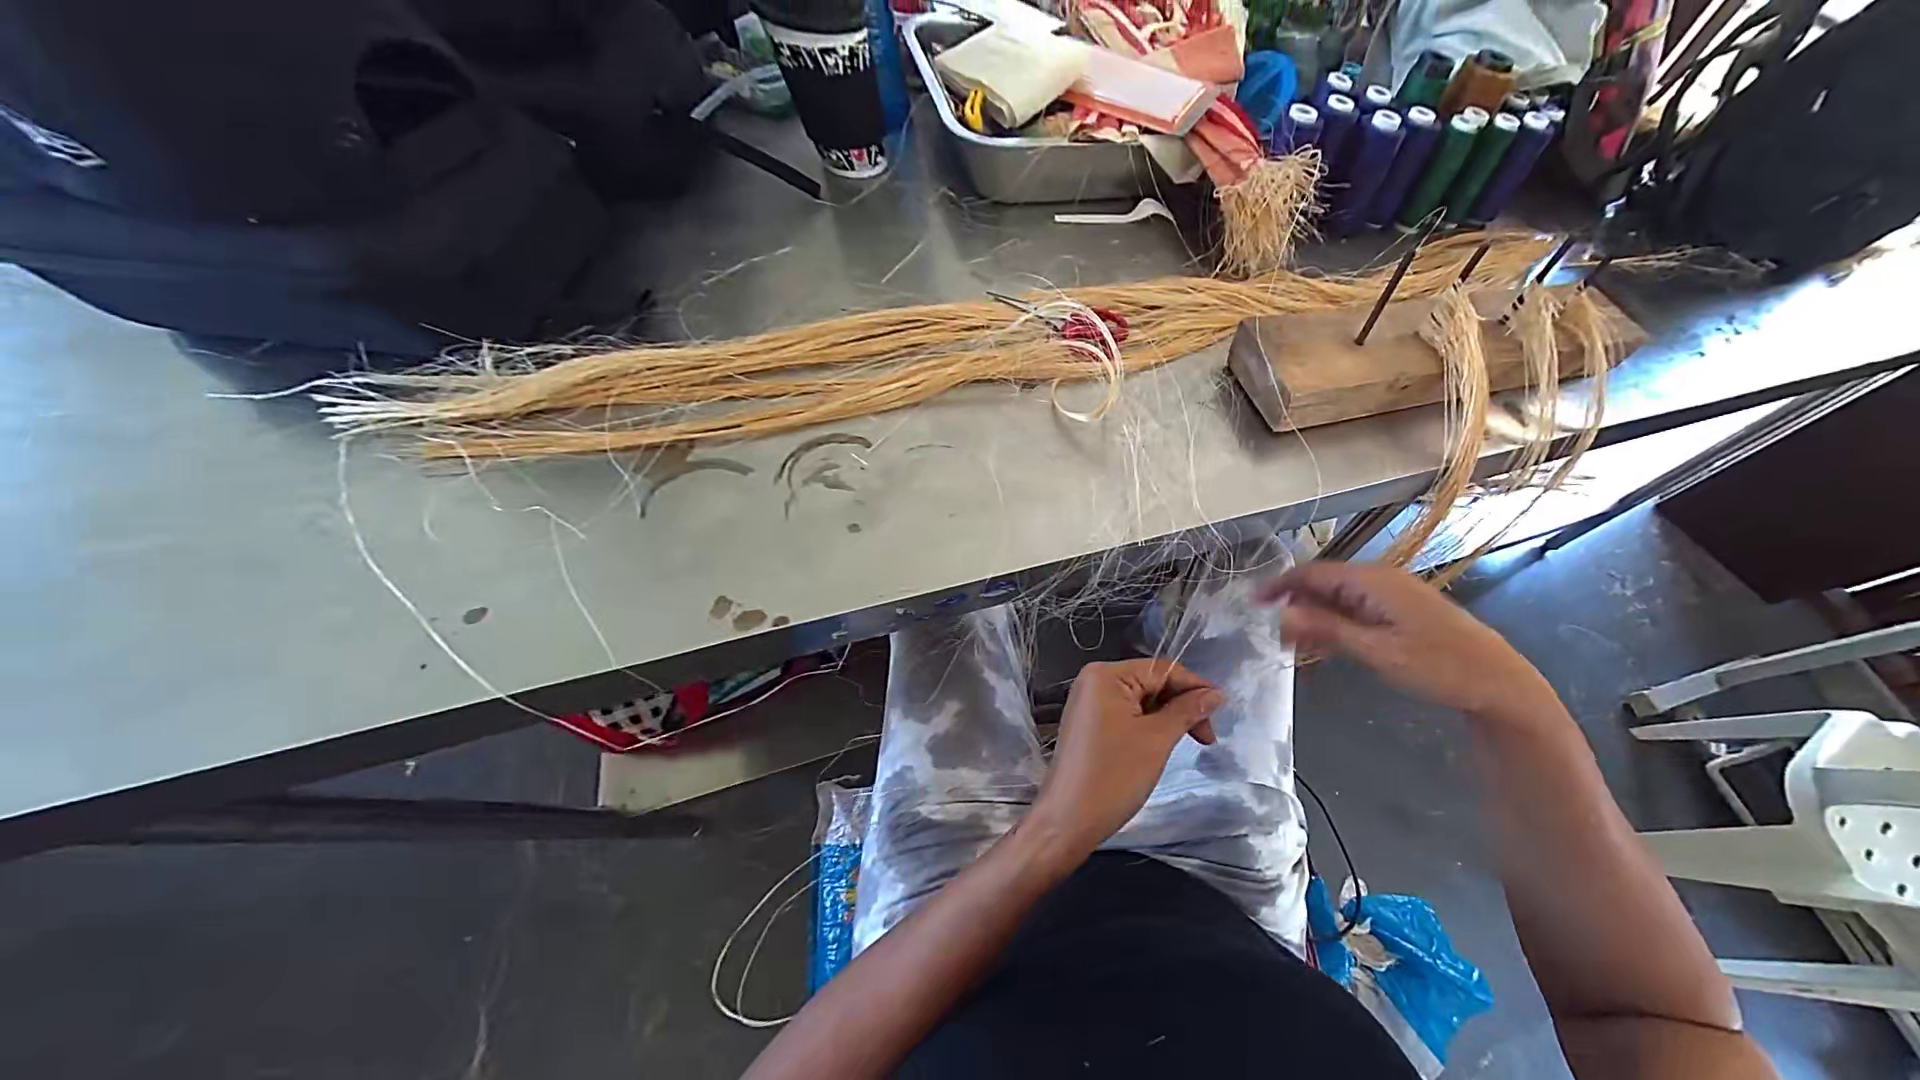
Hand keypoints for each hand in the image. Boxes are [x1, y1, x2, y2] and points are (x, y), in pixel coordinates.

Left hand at [1027, 659, 1223, 853]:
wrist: (1069, 818)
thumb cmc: (1114, 775)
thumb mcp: (1157, 739)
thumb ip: (1187, 710)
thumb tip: (1215, 693)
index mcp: (1105, 674)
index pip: (1162, 669)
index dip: (1195, 687)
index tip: (1222, 710)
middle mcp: (1094, 680)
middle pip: (1152, 682)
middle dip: (1182, 705)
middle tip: (1207, 737)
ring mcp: (1089, 702)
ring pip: (1142, 700)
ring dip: (1169, 717)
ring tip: (1190, 742)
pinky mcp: (1089, 723)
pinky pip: (1127, 714)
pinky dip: (1149, 726)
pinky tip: (1163, 744)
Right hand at [1260, 561, 1559, 725]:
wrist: (1501, 685)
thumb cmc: (1440, 666)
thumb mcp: (1377, 651)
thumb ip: (1326, 630)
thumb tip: (1280, 615)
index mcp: (1373, 581)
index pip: (1312, 573)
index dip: (1280, 585)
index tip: (1254, 603)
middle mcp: (1380, 581)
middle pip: (1323, 584)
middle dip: (1294, 605)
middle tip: (1274, 635)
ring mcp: (1392, 597)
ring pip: (1338, 600)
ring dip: (1313, 619)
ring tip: (1294, 647)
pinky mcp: (1400, 614)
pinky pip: (1355, 612)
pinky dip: (1334, 625)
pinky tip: (1325, 647)